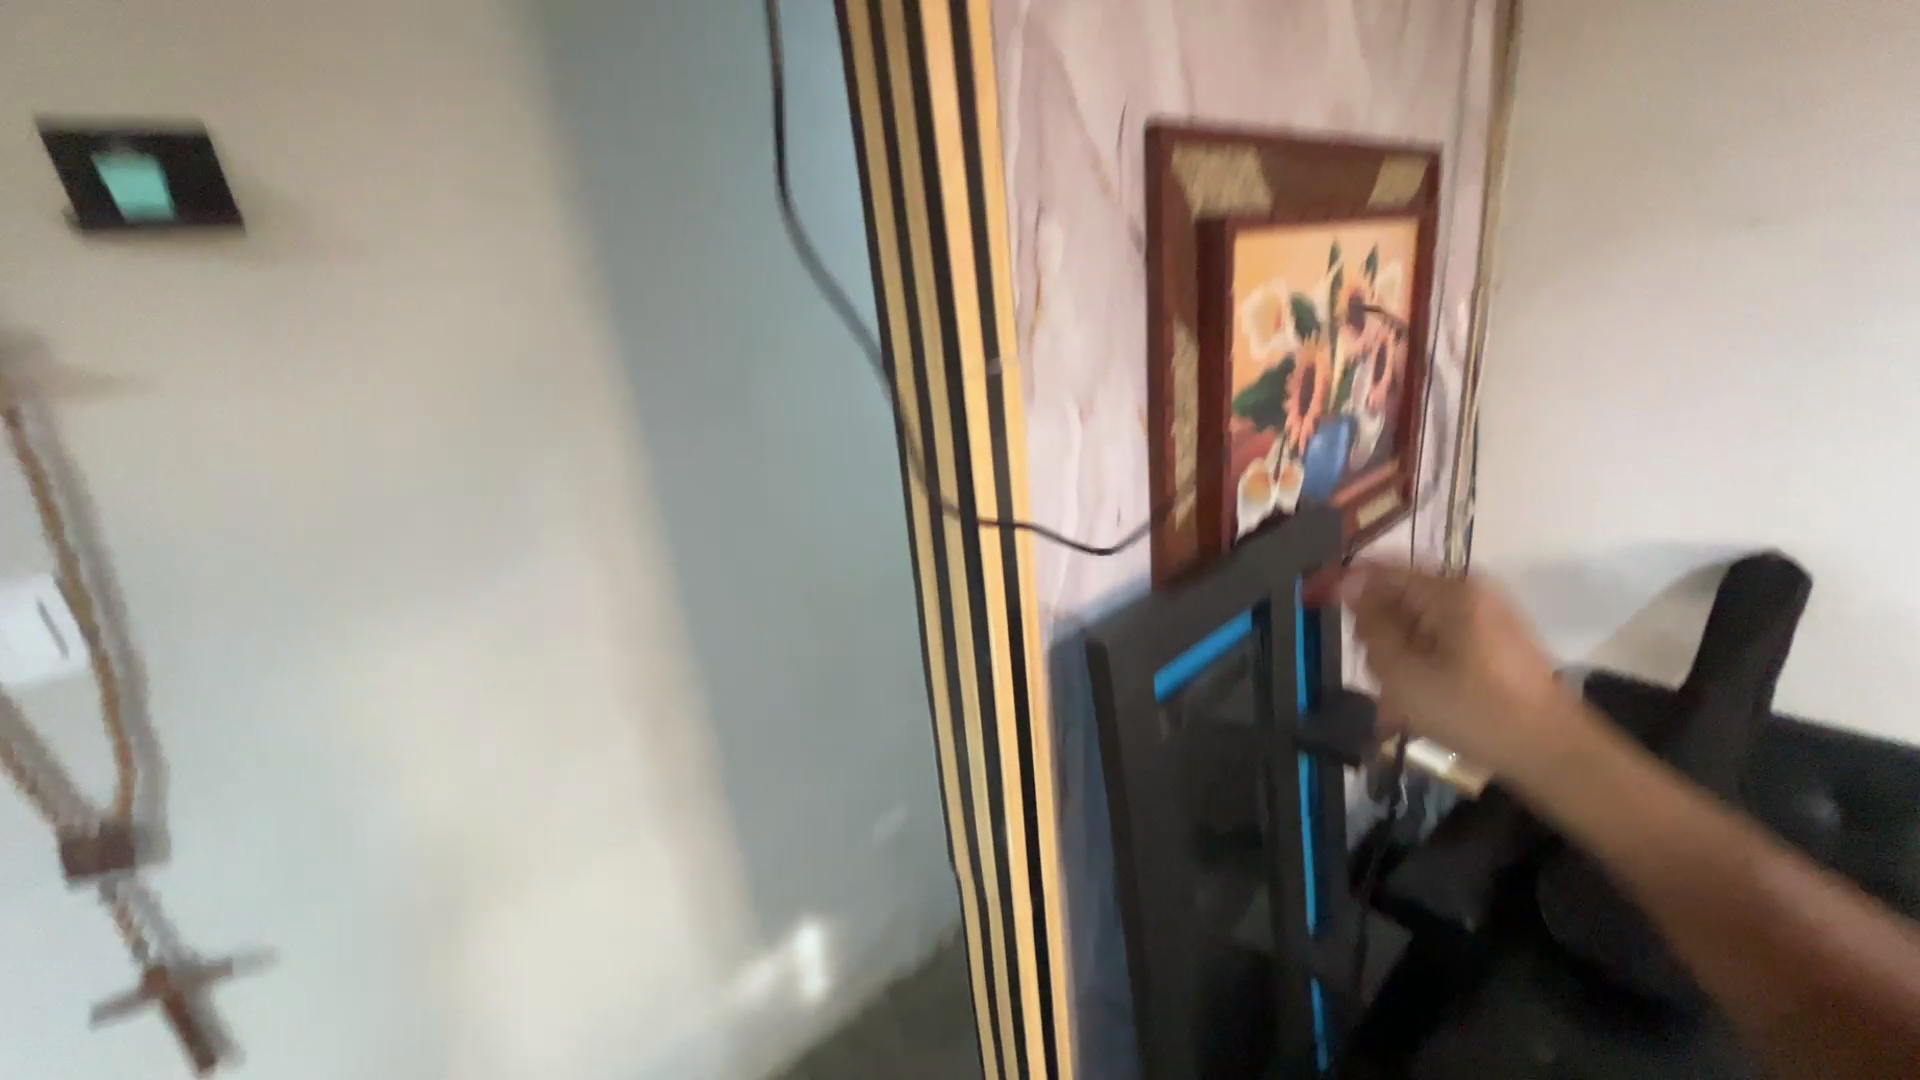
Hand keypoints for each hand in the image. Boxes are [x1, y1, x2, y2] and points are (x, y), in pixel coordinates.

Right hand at [1340, 564, 1593, 785]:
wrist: (1552, 753)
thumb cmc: (1471, 711)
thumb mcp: (1403, 672)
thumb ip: (1370, 623)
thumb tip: (1348, 586)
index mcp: (1448, 591)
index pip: (1379, 569)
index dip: (1341, 582)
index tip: (1313, 604)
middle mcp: (1469, 592)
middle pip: (1397, 596)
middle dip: (1376, 632)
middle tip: (1374, 676)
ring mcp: (1486, 615)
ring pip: (1416, 622)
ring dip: (1397, 654)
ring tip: (1396, 700)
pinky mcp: (1495, 640)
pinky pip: (1439, 638)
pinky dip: (1420, 662)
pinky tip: (1417, 699)